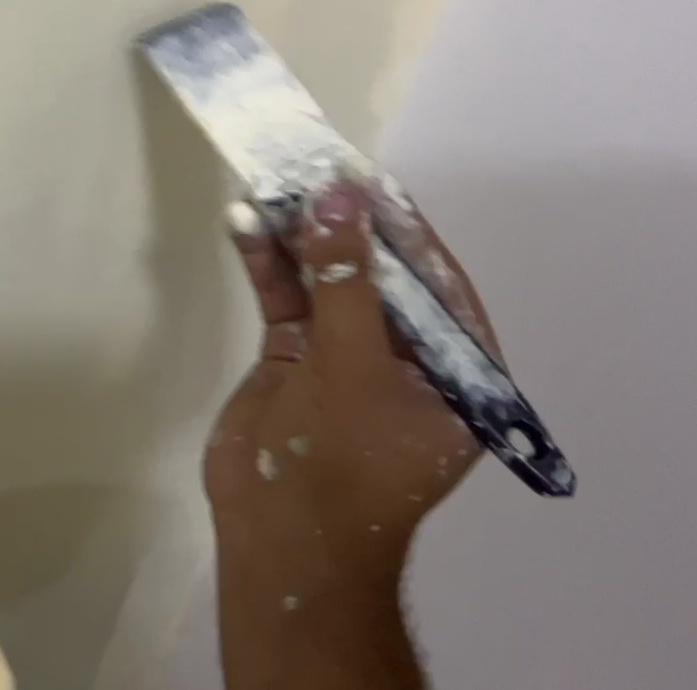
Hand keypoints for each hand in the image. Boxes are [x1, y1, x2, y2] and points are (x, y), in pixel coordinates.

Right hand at [205, 174, 501, 572]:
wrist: (278, 533)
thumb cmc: (343, 460)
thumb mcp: (353, 365)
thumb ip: (346, 279)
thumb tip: (340, 195)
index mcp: (453, 367)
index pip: (435, 280)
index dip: (400, 225)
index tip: (364, 173)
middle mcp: (402, 353)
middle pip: (372, 271)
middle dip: (338, 222)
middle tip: (306, 163)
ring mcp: (342, 352)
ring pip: (321, 278)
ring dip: (294, 234)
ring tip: (267, 179)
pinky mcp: (292, 354)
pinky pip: (282, 296)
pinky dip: (263, 260)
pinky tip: (243, 223)